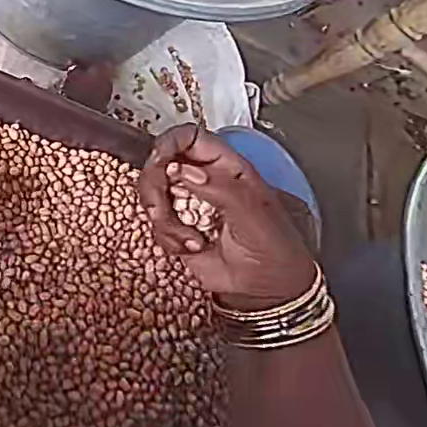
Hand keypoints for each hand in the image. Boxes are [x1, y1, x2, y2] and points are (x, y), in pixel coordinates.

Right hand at [138, 125, 318, 308]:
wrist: (267, 289)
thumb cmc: (274, 249)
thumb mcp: (254, 215)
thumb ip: (220, 188)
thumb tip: (181, 169)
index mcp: (225, 166)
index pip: (189, 137)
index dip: (169, 143)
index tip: (160, 163)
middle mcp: (201, 179)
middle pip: (159, 164)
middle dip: (154, 188)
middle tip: (160, 208)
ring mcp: (186, 203)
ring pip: (151, 194)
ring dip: (163, 219)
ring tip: (189, 238)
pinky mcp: (176, 226)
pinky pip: (155, 224)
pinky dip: (169, 238)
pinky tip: (194, 247)